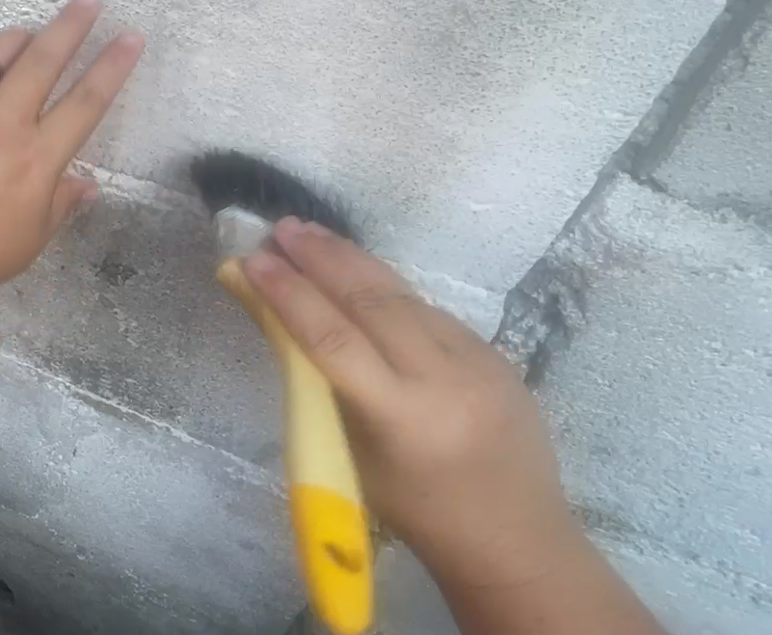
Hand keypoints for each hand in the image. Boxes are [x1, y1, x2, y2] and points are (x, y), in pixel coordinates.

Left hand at [0, 0, 144, 318]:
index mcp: (36, 157)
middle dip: (71, 25)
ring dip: (13, 38)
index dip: (113, 66)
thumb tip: (86, 184)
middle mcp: (0, 124)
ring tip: (26, 32)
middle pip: (43, 61)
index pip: (86, 101)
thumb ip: (60, 204)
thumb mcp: (30, 241)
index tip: (130, 37)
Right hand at [242, 220, 585, 590]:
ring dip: (350, 259)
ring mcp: (480, 364)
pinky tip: (354, 271)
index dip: (289, 294)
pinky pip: (427, 309)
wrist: (519, 543)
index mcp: (403, 418)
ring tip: (309, 232)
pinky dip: (382, 286)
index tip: (252, 260)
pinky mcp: (497, 355)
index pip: (334, 339)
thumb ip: (313, 379)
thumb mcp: (348, 449)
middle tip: (280, 228)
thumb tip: (269, 312)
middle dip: (321, 259)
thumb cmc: (412, 509)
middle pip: (372, 302)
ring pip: (402, 295)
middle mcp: (446, 382)